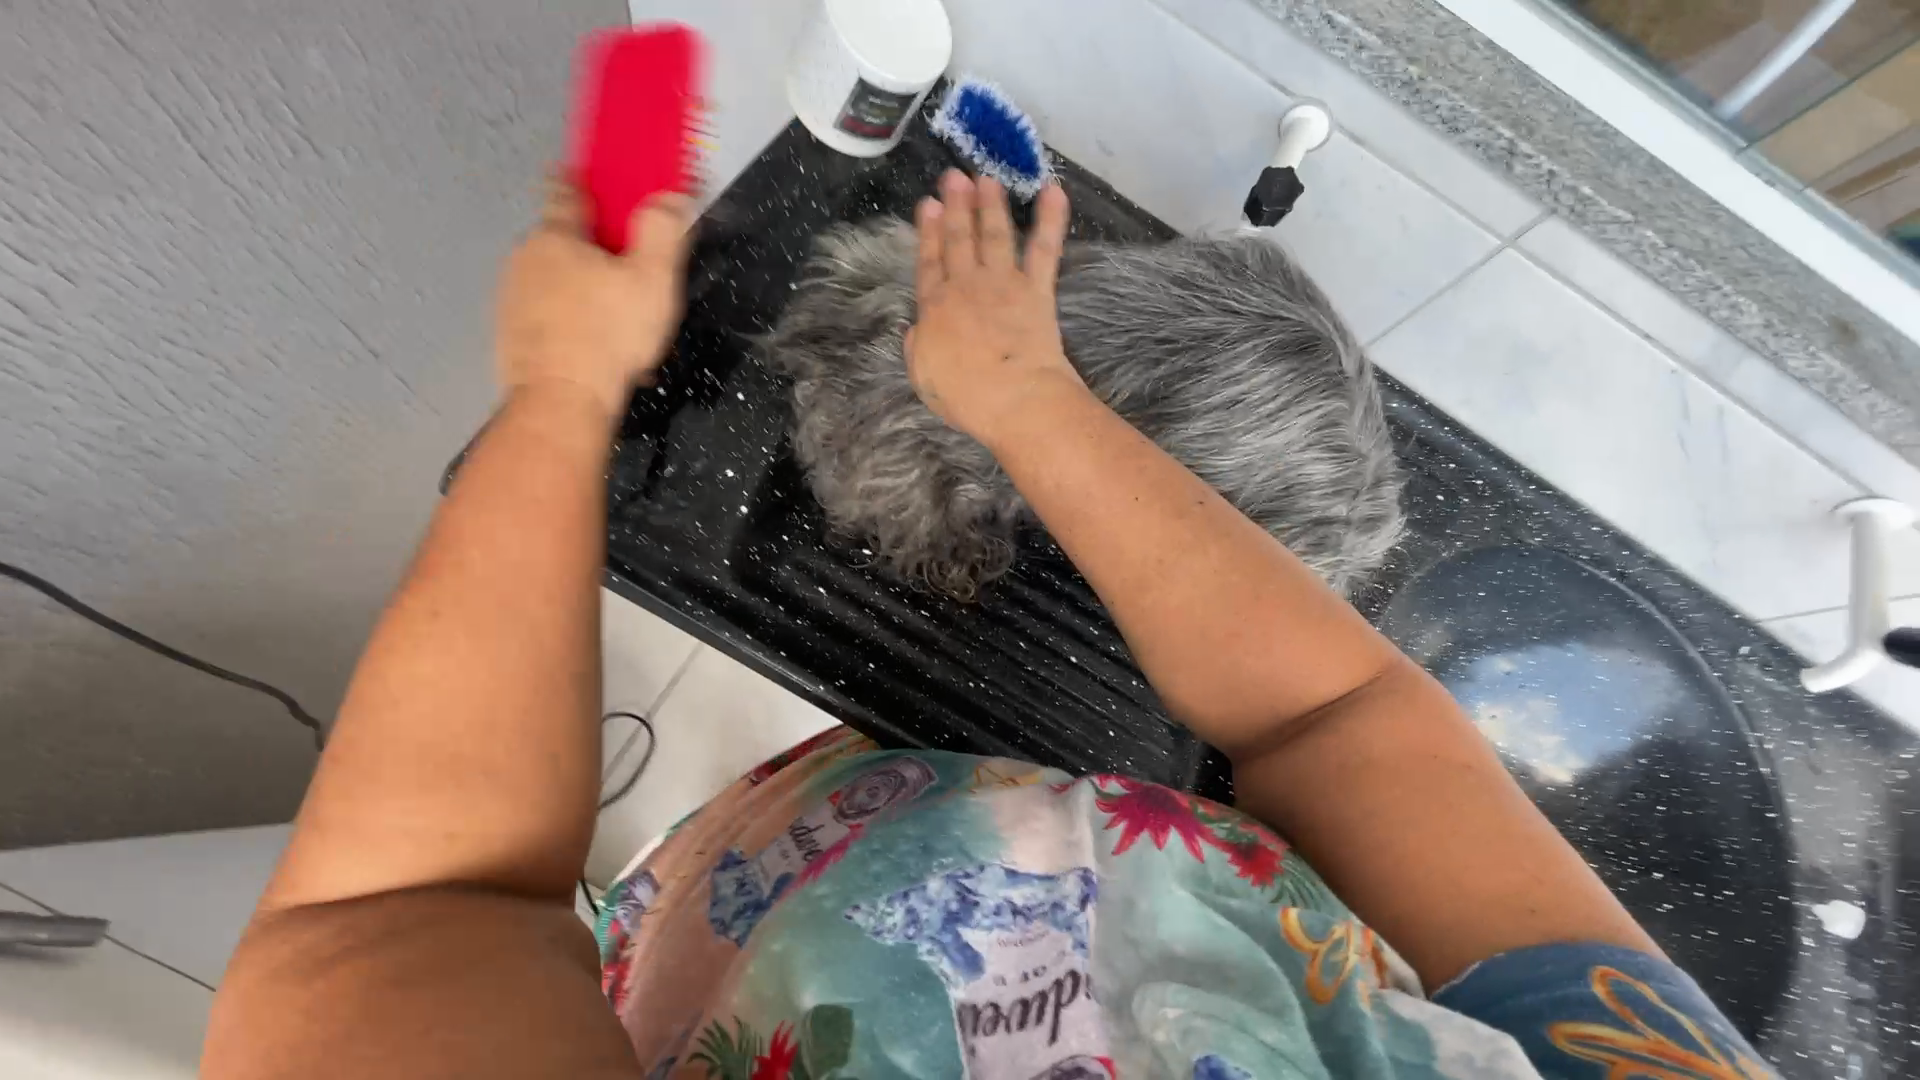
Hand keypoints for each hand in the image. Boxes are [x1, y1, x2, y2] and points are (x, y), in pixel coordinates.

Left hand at [494, 173, 694, 420]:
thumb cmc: (610, 336)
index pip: (566, 191)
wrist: (563, 400)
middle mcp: (526, 259)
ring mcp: (512, 299)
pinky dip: (570, 327)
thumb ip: (663, 232)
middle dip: (591, 252)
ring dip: (581, 293)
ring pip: (554, 283)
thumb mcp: (654, 280)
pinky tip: (596, 350)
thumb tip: (671, 196)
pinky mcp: (511, 336)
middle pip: (562, 242)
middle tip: (626, 275)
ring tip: (617, 324)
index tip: (581, 173)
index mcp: (559, 237)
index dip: (578, 178)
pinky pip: (547, 320)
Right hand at [905, 171, 1083, 446]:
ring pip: (994, 236)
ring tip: (987, 179)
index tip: (926, 205)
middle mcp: (966, 287)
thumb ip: (918, 347)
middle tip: (954, 176)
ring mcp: (1003, 285)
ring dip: (991, 205)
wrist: (1014, 398)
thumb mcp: (923, 377)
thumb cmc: (965, 396)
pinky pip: (1044, 249)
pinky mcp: (1037, 291)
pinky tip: (1054, 192)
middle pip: (958, 240)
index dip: (927, 233)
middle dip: (955, 206)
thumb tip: (916, 329)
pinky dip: (1051, 220)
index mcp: (935, 309)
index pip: (928, 263)